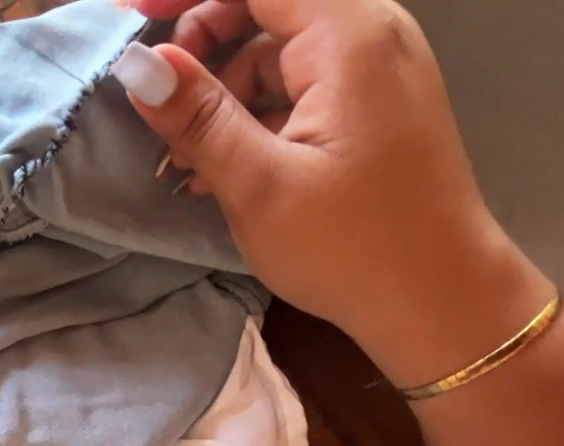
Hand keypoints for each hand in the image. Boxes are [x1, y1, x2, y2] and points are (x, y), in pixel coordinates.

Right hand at [117, 0, 550, 383]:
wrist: (434, 299)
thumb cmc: (348, 245)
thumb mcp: (259, 184)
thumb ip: (198, 118)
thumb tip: (138, 65)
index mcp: (348, 35)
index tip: (129, 25)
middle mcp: (367, 35)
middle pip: (265, 8)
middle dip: (200, 50)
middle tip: (155, 110)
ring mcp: (370, 74)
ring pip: (274, 57)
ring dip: (219, 100)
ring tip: (179, 165)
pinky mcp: (366, 112)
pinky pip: (294, 93)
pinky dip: (250, 123)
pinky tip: (216, 173)